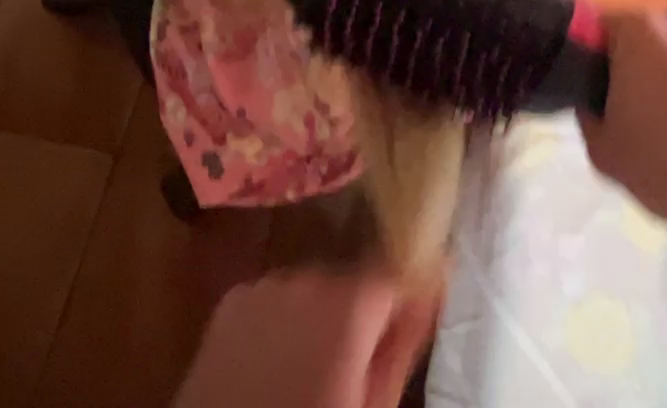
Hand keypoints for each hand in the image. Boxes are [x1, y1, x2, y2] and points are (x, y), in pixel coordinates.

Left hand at [173, 270, 439, 407]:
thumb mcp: (372, 401)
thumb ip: (404, 343)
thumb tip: (433, 295)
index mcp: (350, 302)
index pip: (399, 272)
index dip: (413, 288)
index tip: (425, 302)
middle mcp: (309, 277)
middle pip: (355, 280)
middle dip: (364, 309)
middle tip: (363, 355)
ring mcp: (266, 284)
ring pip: (314, 287)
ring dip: (323, 312)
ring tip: (317, 361)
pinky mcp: (232, 300)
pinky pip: (276, 297)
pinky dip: (284, 318)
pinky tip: (278, 356)